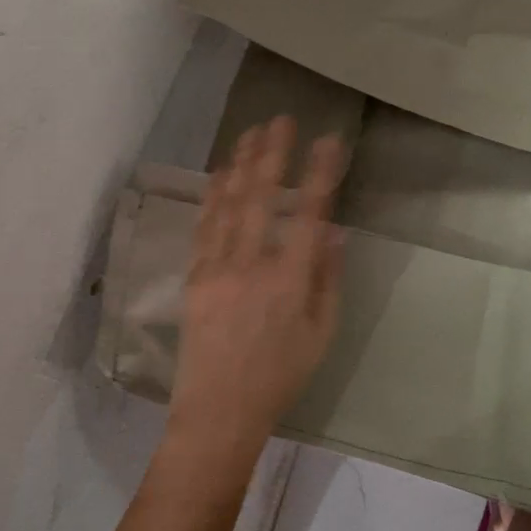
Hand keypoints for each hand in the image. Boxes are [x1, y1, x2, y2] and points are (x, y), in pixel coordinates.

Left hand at [170, 116, 346, 446]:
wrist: (218, 412)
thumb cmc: (281, 376)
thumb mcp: (322, 333)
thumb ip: (328, 279)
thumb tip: (335, 232)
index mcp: (290, 281)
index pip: (309, 214)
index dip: (320, 174)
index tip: (328, 140)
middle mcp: (252, 265)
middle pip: (263, 197)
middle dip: (273, 154)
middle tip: (280, 119)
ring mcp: (218, 268)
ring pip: (230, 204)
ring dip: (242, 165)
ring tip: (251, 132)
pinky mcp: (195, 277)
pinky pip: (206, 226)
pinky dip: (215, 195)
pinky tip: (221, 174)